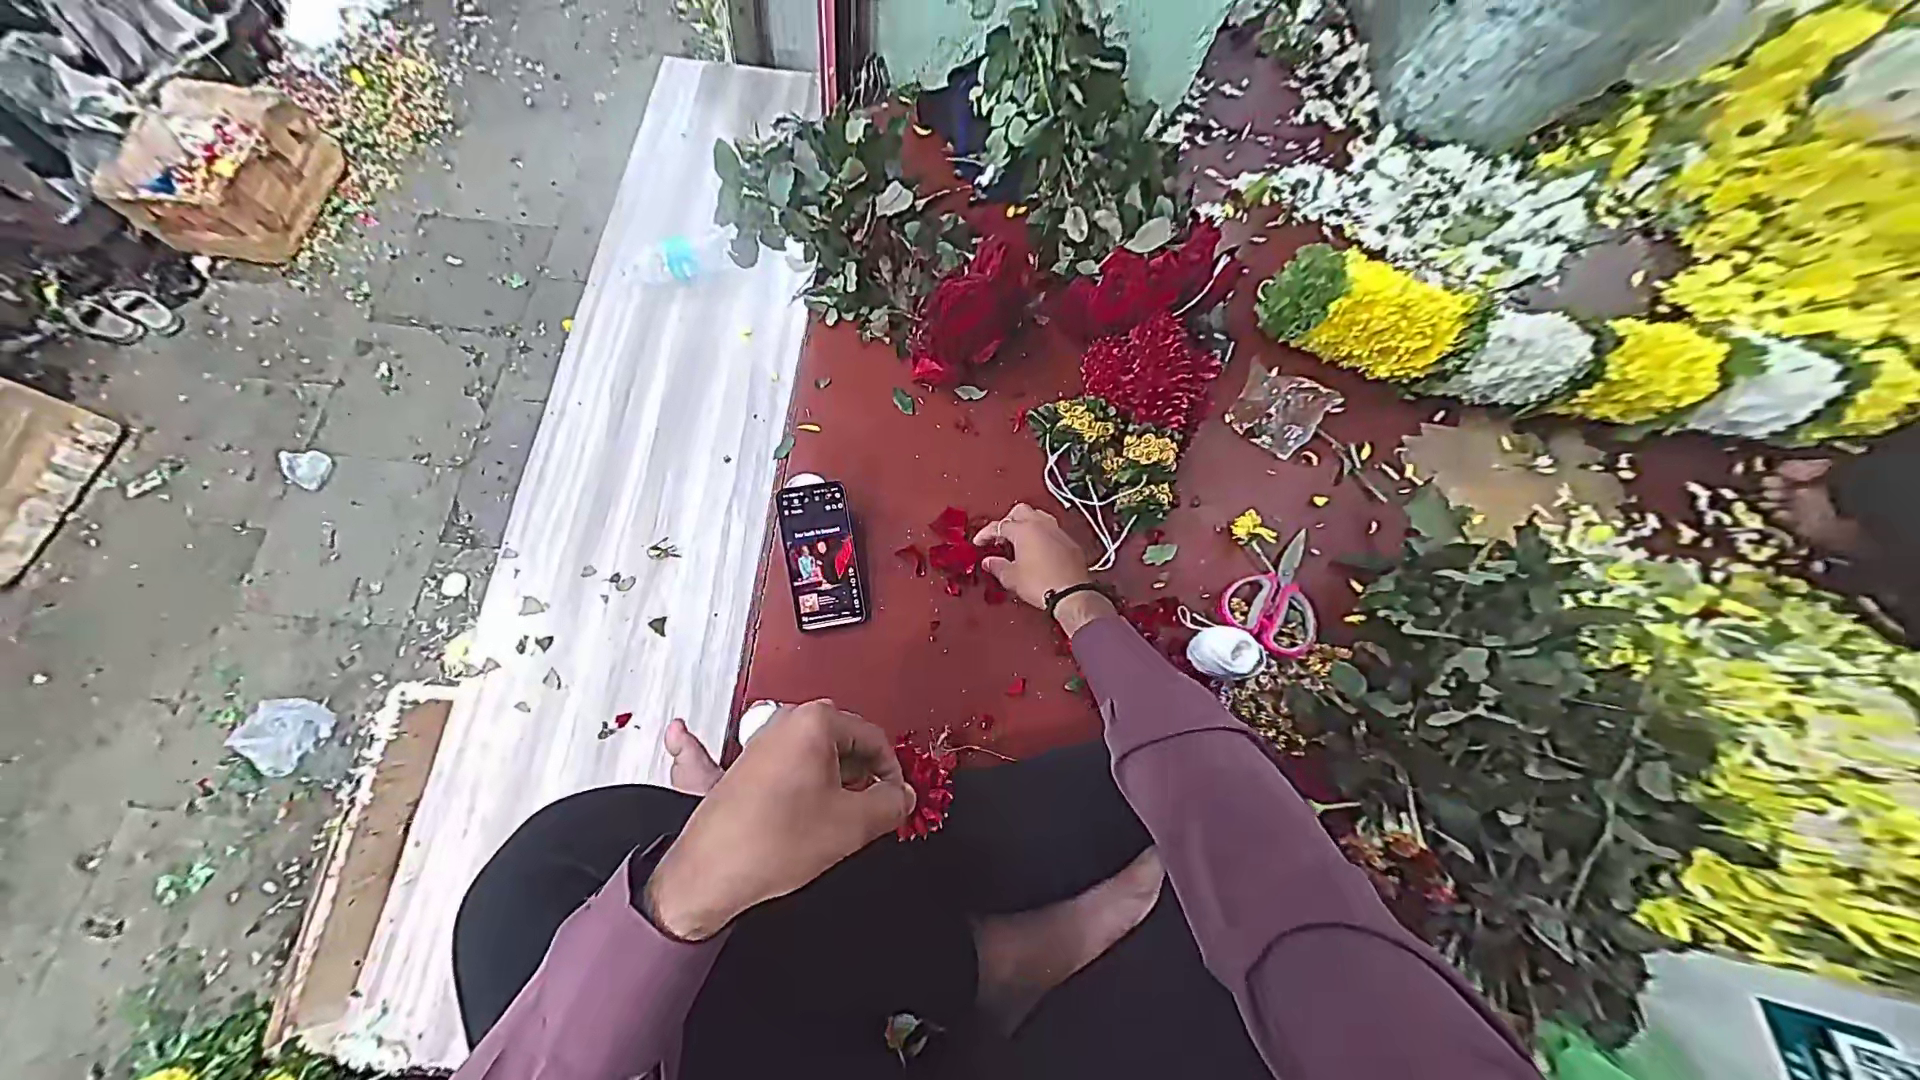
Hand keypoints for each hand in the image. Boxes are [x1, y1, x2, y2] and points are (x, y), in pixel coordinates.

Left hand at [645, 701, 914, 940]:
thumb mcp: (853, 824)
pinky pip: (795, 767)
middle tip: (869, 811)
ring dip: (837, 784)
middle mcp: (789, 721)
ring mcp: (766, 741)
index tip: (894, 799)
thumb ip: (892, 804)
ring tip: (836, 820)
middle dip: (863, 778)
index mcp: (816, 721)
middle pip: (848, 743)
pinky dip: (809, 786)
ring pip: (821, 756)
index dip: (892, 773)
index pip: (875, 738)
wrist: (706, 873)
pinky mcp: (751, 764)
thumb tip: (902, 796)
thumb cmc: (767, 842)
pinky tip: (806, 816)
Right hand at [974, 503, 1115, 635]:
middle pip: (1020, 511)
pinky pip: (1052, 529)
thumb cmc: (1042, 584)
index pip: (999, 525)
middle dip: (1007, 520)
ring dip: (1026, 522)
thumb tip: (989, 562)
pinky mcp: (1069, 542)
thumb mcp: (1012, 577)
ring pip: (1039, 515)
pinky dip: (1041, 533)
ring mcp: (1057, 531)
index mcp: (1024, 530)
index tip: (980, 541)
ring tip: (1019, 537)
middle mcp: (1042, 525)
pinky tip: (1038, 546)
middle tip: (1000, 535)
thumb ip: (997, 566)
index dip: (986, 533)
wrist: (1071, 594)